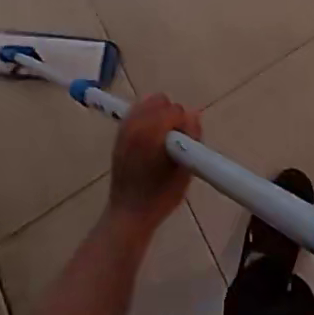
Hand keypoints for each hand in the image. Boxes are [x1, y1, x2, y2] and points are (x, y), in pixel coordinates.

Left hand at [106, 94, 199, 230]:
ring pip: (148, 103)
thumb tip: (194, 116)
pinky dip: (146, 116)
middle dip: (171, 115)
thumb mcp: (184, 171)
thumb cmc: (160, 196)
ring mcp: (125, 127)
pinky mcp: (119, 133)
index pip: (176, 111)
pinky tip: (151, 135)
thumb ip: (191, 139)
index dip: (185, 125)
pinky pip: (137, 111)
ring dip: (159, 114)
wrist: (128, 213)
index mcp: (151, 133)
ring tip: (162, 137)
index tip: (186, 142)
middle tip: (175, 139)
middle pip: (161, 101)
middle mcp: (135, 124)